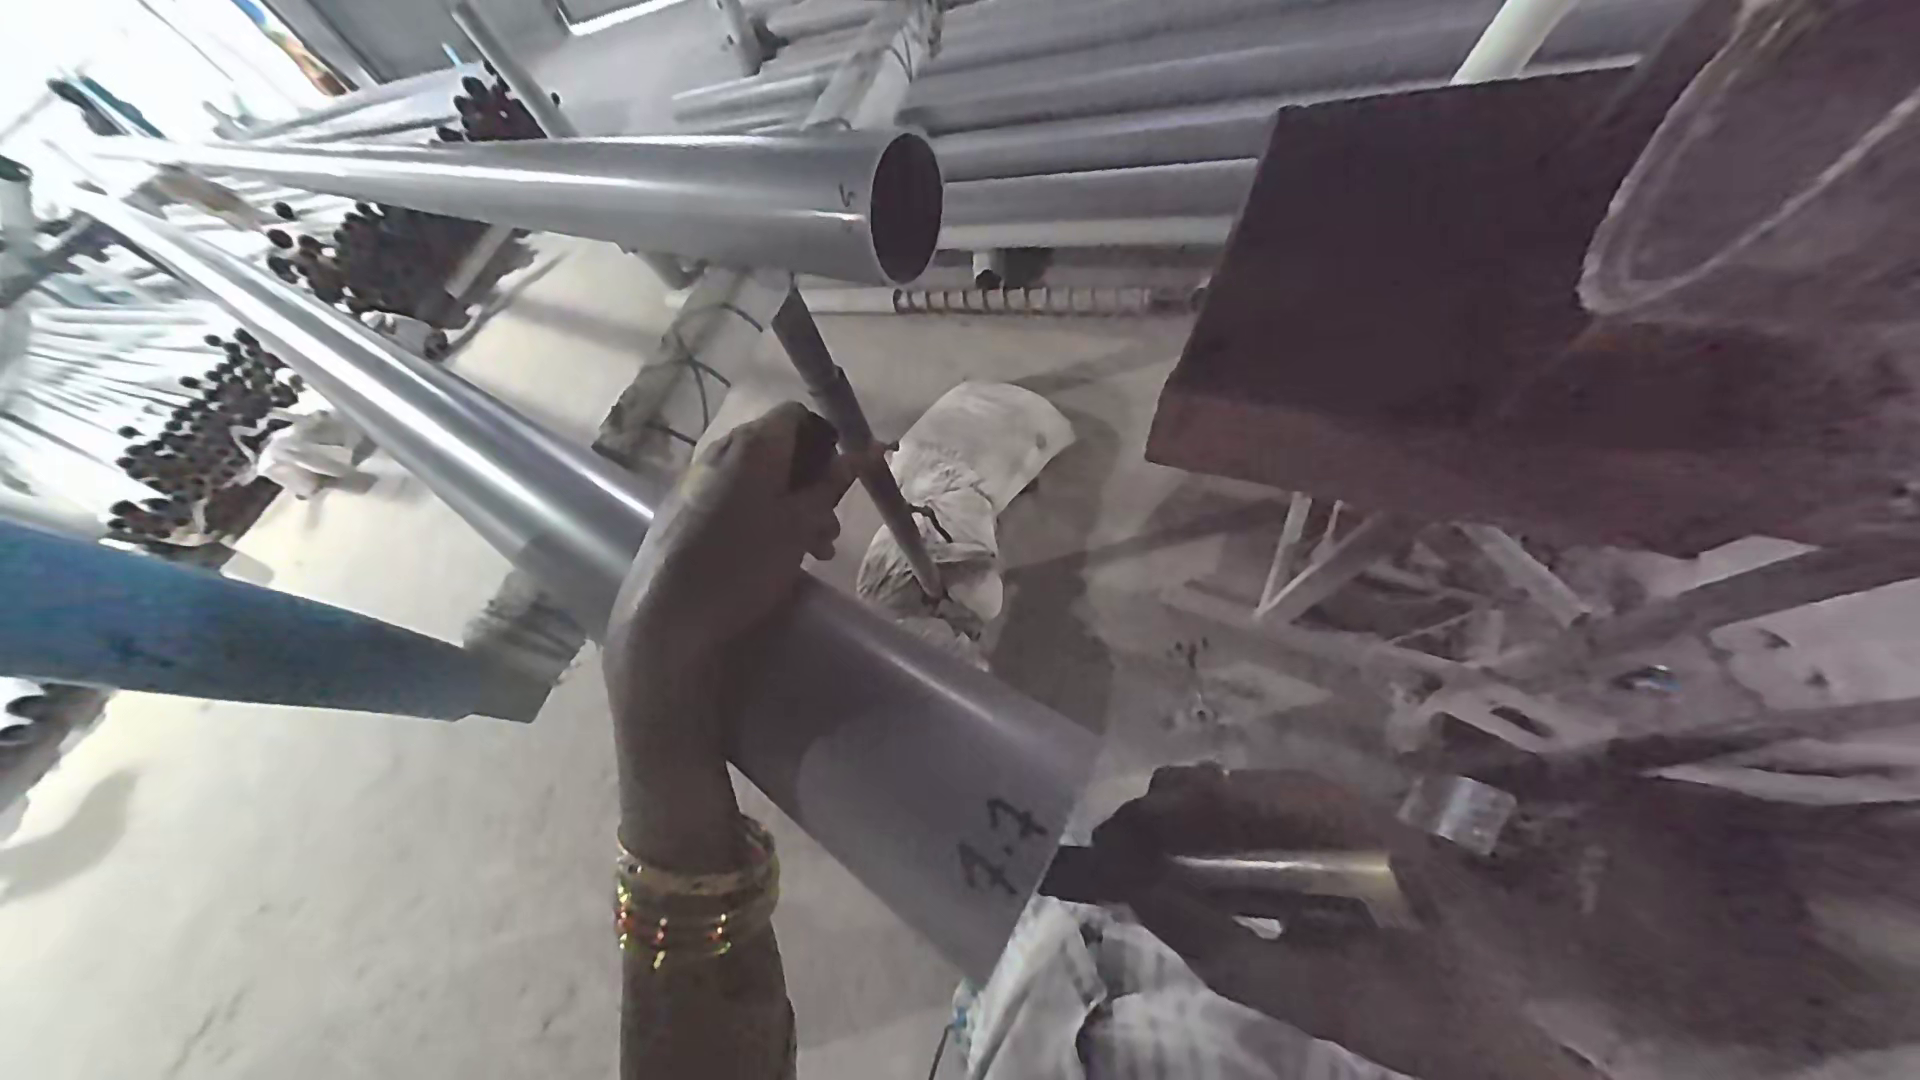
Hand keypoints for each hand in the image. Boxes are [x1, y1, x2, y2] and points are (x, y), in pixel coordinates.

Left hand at [605, 402, 858, 681]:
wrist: (669, 611)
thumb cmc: (747, 560)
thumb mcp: (802, 522)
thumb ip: (834, 482)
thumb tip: (868, 447)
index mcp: (753, 444)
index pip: (797, 415)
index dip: (826, 441)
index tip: (841, 479)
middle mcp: (723, 450)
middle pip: (781, 448)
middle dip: (814, 482)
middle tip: (831, 523)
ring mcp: (701, 479)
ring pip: (763, 478)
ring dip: (795, 506)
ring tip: (815, 549)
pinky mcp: (688, 508)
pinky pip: (738, 498)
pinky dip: (766, 516)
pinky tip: (778, 554)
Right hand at [1091, 766, 1591, 1079]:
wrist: (1498, 1031)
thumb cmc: (1414, 1012)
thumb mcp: (1309, 993)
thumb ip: (1216, 942)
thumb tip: (1137, 891)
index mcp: (1323, 816)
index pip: (1213, 792)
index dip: (1152, 815)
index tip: (1108, 849)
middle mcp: (1314, 792)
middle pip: (1208, 784)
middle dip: (1156, 822)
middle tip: (1124, 871)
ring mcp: (1317, 805)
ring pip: (1218, 799)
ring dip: (1176, 833)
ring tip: (1147, 877)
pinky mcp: (1316, 826)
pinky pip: (1240, 821)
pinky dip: (1205, 844)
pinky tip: (1192, 879)